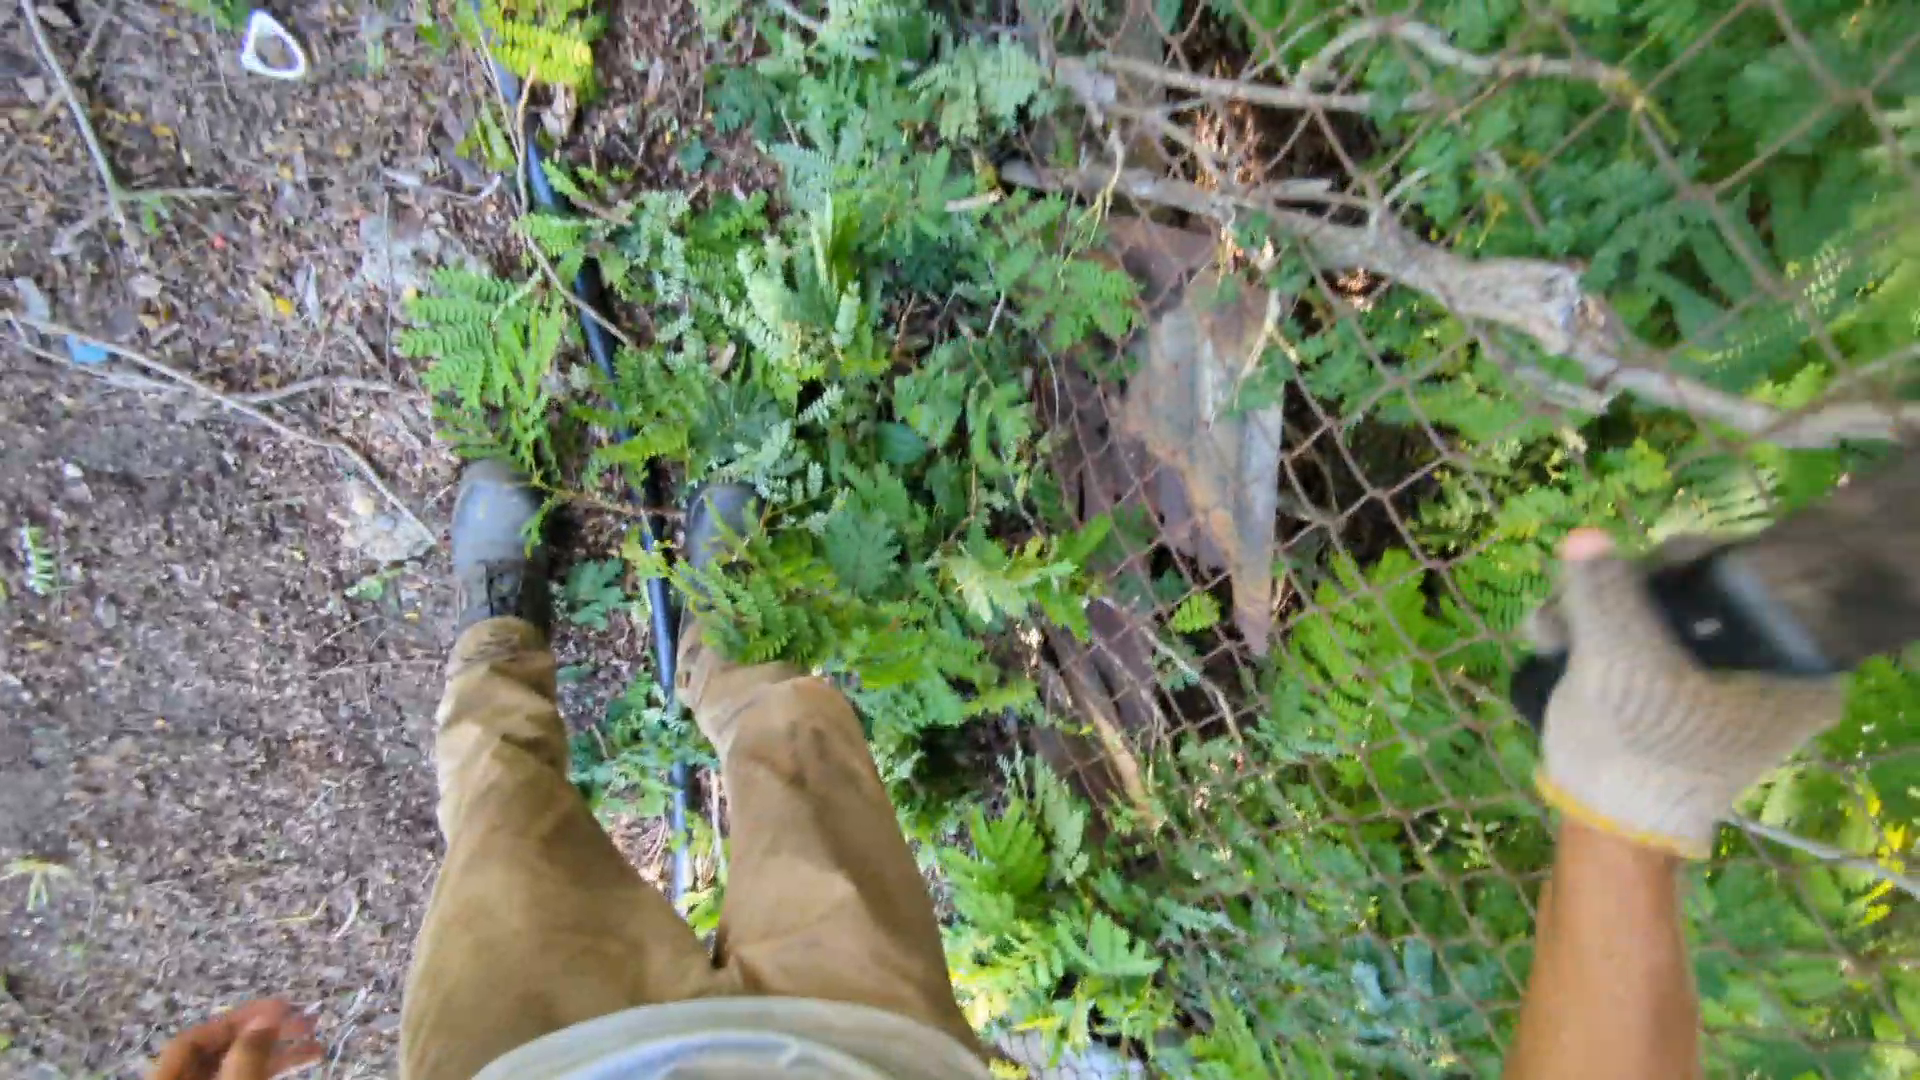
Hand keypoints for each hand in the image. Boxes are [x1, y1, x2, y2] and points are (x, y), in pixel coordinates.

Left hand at [148, 999, 321, 1079]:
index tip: (285, 1007)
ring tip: (317, 1045)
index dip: (238, 1018)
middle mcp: (176, 1079)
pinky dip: (270, 1066)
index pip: (193, 1038)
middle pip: (217, 1048)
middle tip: (308, 1022)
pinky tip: (301, 1059)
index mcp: (165, 1077)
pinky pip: (240, 1076)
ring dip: (278, 1050)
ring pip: (234, 1064)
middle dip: (264, 1032)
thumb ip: (246, 1056)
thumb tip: (272, 1012)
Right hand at [1531, 529, 1846, 857]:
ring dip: (1588, 612)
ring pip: (1651, 614)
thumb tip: (1585, 535)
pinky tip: (1553, 641)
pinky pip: (1636, 639)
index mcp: (1795, 663)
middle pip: (1689, 594)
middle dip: (1614, 593)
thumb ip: (1606, 596)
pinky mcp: (1671, 692)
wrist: (1608, 818)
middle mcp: (1765, 666)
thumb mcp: (1621, 662)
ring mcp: (1716, 681)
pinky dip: (1591, 633)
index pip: (1744, 579)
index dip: (1674, 563)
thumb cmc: (1637, 747)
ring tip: (1547, 632)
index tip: (1620, 571)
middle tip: (1570, 608)